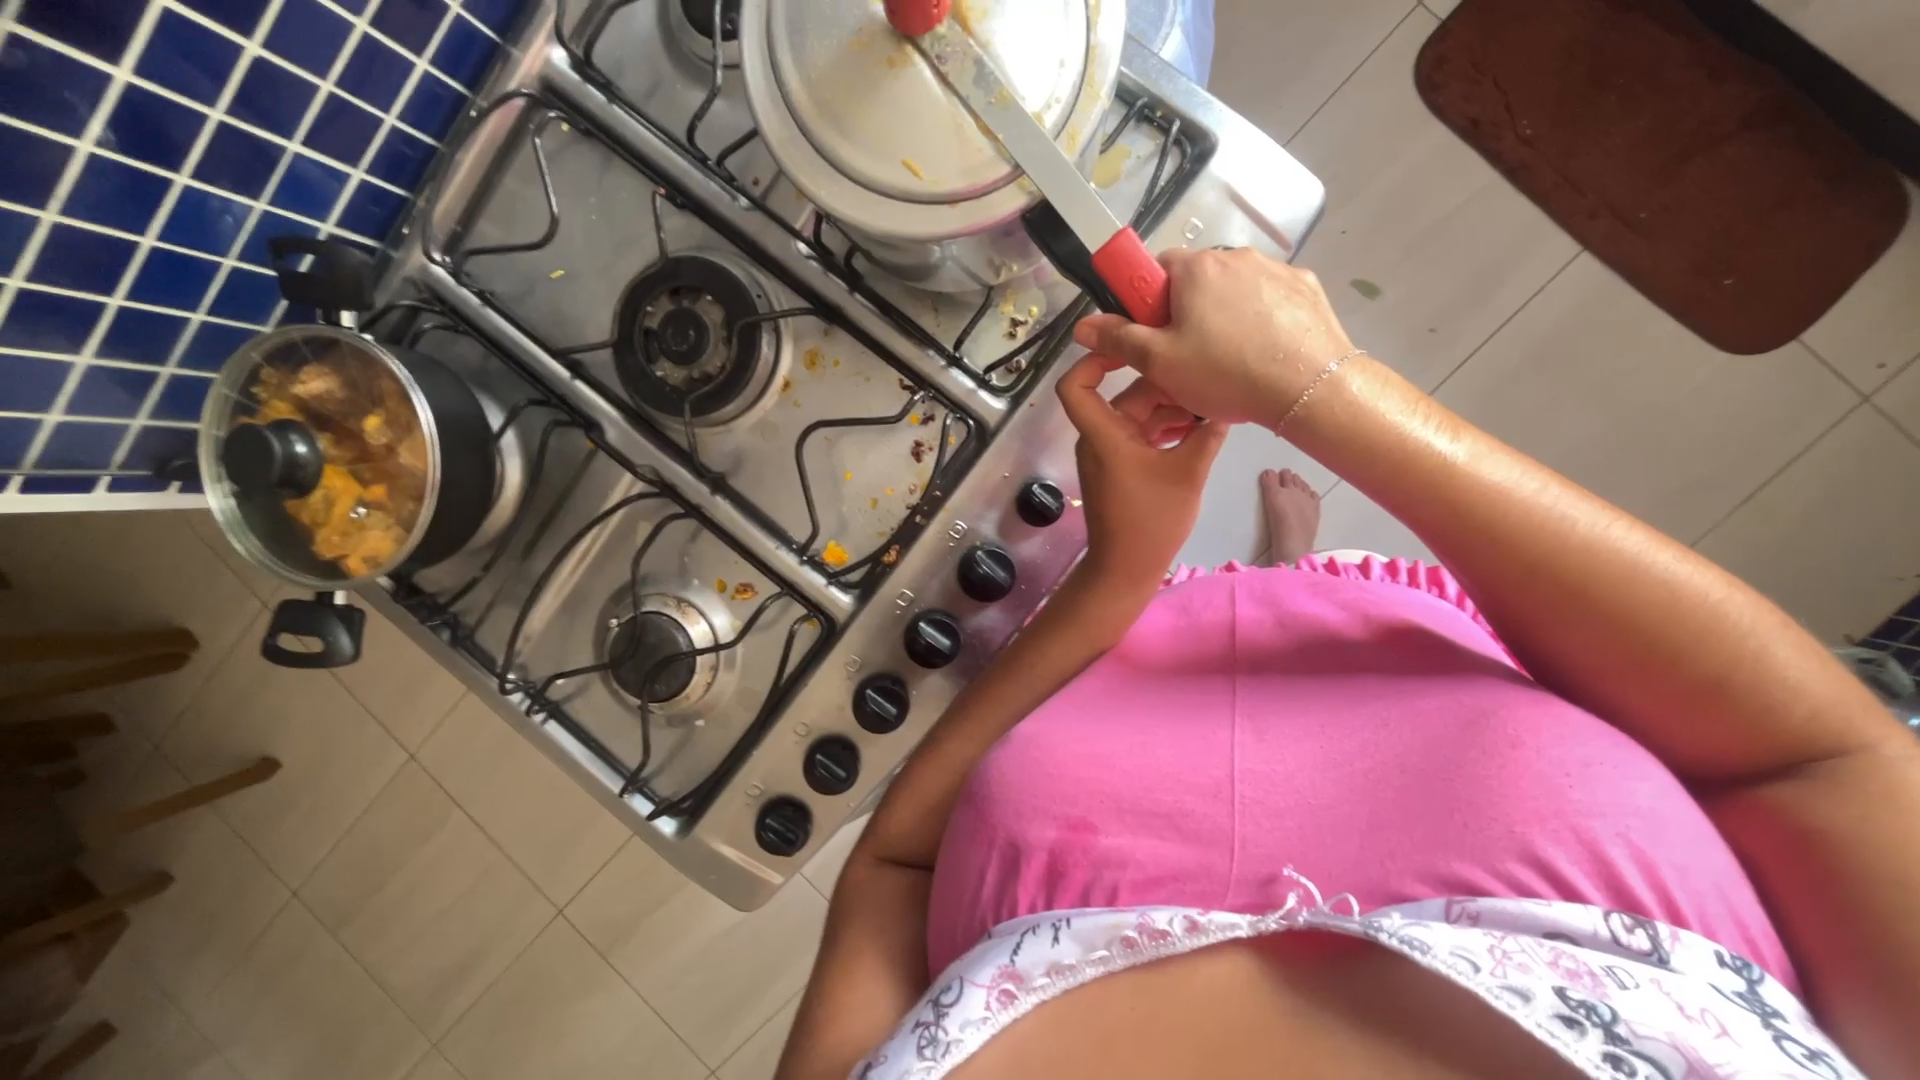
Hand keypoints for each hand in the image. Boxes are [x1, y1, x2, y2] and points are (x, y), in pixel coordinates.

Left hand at [1054, 354, 1227, 587]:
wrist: (1125, 570)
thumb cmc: (1150, 522)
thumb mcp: (1187, 473)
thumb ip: (1207, 434)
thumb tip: (1228, 403)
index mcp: (1104, 434)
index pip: (1078, 384)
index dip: (1095, 359)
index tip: (1132, 347)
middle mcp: (1100, 437)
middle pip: (1126, 396)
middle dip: (1165, 386)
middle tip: (1207, 380)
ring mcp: (1109, 453)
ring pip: (1138, 415)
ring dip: (1171, 409)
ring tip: (1212, 405)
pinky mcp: (1121, 467)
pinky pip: (1141, 435)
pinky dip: (1166, 428)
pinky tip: (1200, 428)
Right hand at [1073, 248, 1356, 430]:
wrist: (1311, 387)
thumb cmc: (1225, 373)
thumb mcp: (1159, 363)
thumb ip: (1118, 340)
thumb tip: (1082, 325)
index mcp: (1195, 268)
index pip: (1156, 269)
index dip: (1149, 304)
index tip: (1157, 337)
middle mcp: (1235, 257)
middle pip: (1197, 280)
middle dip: (1189, 311)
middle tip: (1191, 358)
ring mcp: (1276, 269)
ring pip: (1235, 290)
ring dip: (1227, 315)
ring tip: (1234, 361)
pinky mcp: (1307, 287)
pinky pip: (1271, 300)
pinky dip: (1264, 320)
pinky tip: (1266, 354)